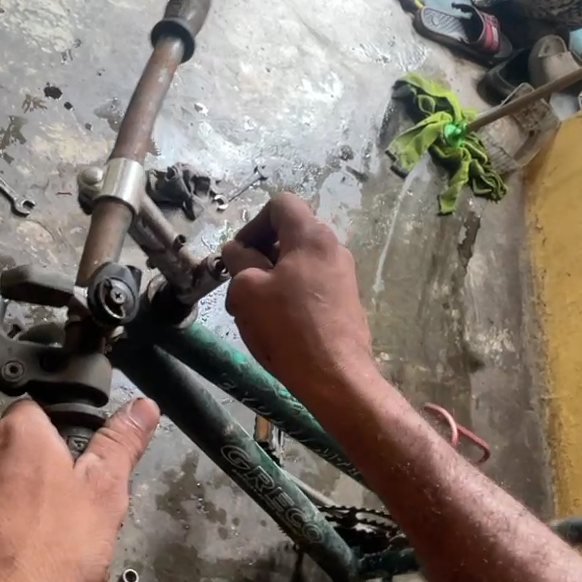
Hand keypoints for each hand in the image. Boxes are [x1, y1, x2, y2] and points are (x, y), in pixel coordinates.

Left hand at [0, 398, 158, 581]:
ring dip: (43, 531)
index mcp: (18, 433)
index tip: (93, 474)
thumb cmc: (46, 551)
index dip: (74, 441)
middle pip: (33, 464)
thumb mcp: (103, 494)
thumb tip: (142, 406)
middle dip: (63, 497)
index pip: (46, 413)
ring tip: (67, 574)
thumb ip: (121, 445)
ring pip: (17, 505)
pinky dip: (16, 554)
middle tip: (87, 533)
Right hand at [220, 193, 378, 414]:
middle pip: (289, 235)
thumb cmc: (288, 328)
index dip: (254, 223)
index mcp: (311, 237)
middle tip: (240, 285)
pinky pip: (310, 285)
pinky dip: (288, 296)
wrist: (334, 376)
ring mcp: (342, 276)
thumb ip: (239, 261)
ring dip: (270, 279)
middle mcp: (332, 249)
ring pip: (297, 263)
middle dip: (259, 255)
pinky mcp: (344, 301)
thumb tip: (237, 250)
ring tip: (254, 311)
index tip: (240, 254)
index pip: (281, 205)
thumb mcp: (248, 290)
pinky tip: (276, 325)